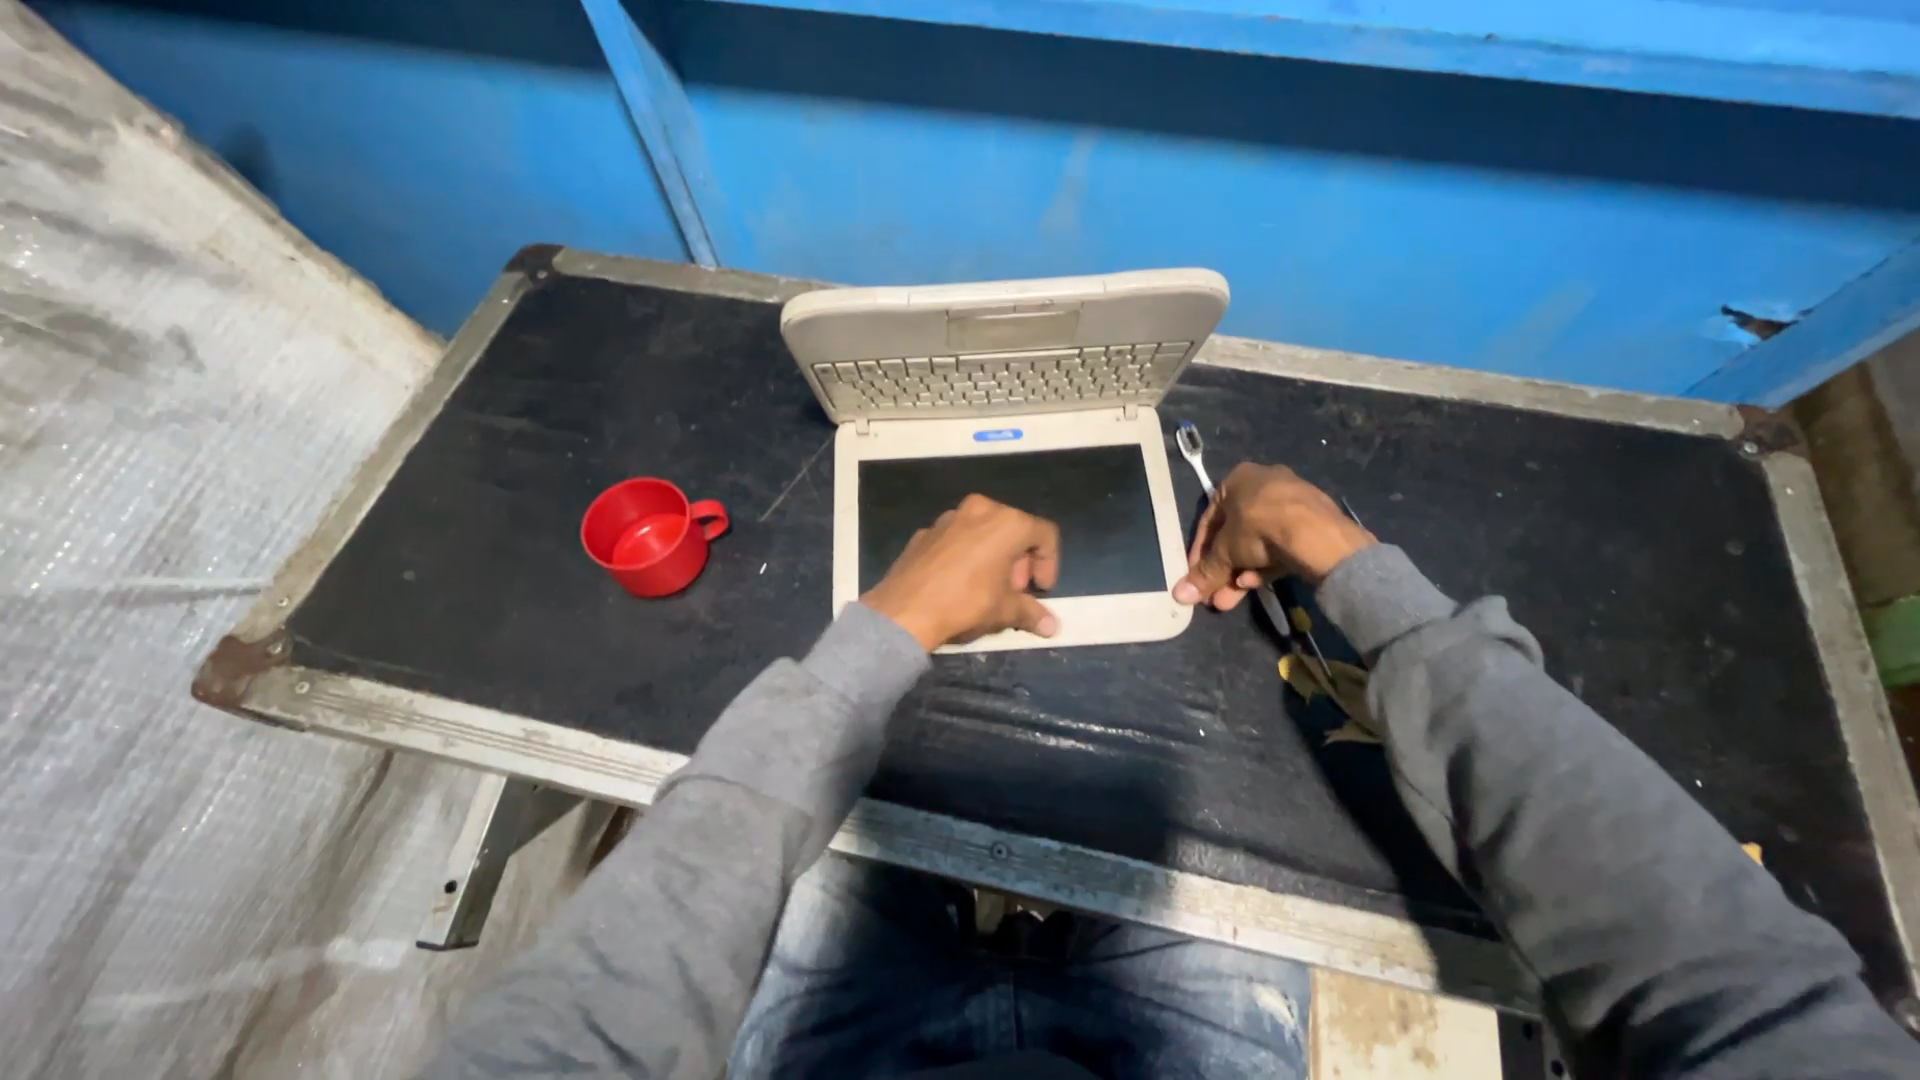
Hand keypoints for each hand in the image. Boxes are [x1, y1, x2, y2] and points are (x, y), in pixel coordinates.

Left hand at [861, 495, 1062, 650]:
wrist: (904, 611)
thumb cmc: (965, 604)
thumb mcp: (1004, 611)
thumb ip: (1031, 613)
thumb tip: (1052, 626)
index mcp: (1007, 523)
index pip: (1044, 535)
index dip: (1049, 563)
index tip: (1041, 589)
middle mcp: (979, 509)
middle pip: (1013, 530)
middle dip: (1019, 562)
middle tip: (1014, 591)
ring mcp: (948, 518)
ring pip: (983, 532)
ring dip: (993, 557)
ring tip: (987, 588)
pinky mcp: (924, 532)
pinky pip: (956, 539)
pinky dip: (966, 556)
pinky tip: (958, 583)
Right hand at [1173, 463, 1375, 609]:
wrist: (1316, 533)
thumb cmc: (1258, 528)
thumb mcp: (1224, 552)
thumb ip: (1203, 573)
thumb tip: (1179, 595)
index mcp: (1238, 479)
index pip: (1209, 520)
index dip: (1199, 553)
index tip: (1195, 578)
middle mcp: (1264, 485)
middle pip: (1235, 535)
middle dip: (1223, 570)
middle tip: (1215, 597)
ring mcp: (1291, 503)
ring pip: (1258, 543)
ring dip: (1241, 572)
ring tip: (1232, 599)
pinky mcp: (1312, 522)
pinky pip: (1280, 545)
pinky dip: (1266, 565)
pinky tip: (1257, 583)